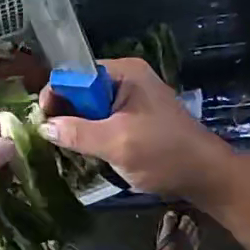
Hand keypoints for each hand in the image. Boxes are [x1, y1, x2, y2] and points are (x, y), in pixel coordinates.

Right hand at [41, 58, 232, 199]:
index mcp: (124, 73)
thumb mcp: (116, 143)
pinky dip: (94, 136)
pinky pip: (103, 121)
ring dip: (80, 129)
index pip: (74, 74)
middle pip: (80, 91)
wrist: (206, 176)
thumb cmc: (164, 154)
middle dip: (66, 115)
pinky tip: (93, 154)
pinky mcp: (136, 118)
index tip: (45, 124)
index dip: (56, 97)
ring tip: (74, 151)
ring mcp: (133, 99)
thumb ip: (77, 132)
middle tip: (59, 142)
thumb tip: (43, 127)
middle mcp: (127, 79)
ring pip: (90, 109)